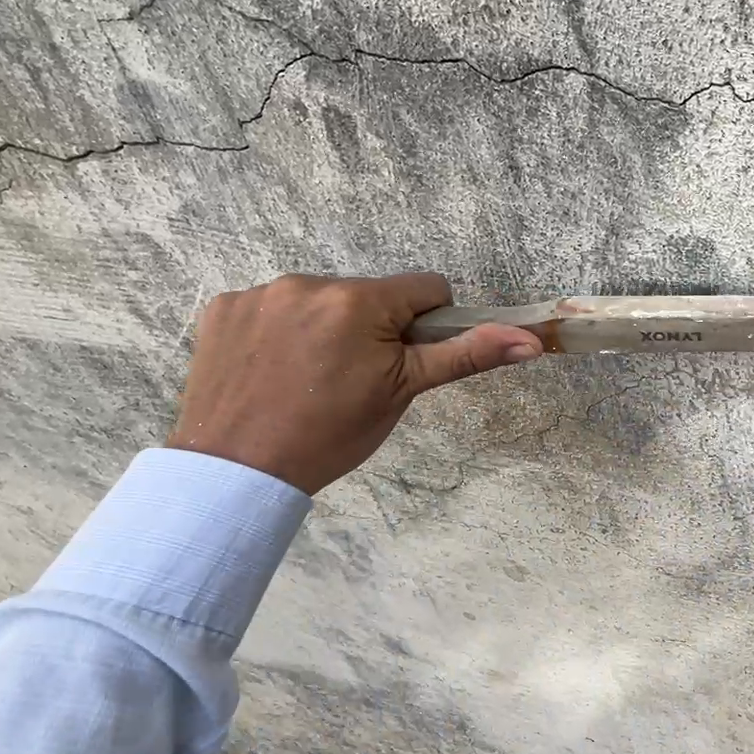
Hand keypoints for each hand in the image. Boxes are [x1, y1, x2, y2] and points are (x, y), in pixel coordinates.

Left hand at [167, 273, 542, 492]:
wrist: (236, 471)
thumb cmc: (332, 433)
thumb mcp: (408, 390)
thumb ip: (468, 355)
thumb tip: (530, 340)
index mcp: (359, 301)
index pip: (426, 288)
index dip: (429, 324)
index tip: (405, 360)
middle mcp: (307, 282)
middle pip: (373, 294)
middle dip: (376, 326)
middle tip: (359, 376)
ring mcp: (259, 293)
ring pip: (325, 299)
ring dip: (331, 325)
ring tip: (314, 375)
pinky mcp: (223, 307)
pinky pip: (275, 305)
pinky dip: (284, 329)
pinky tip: (277, 368)